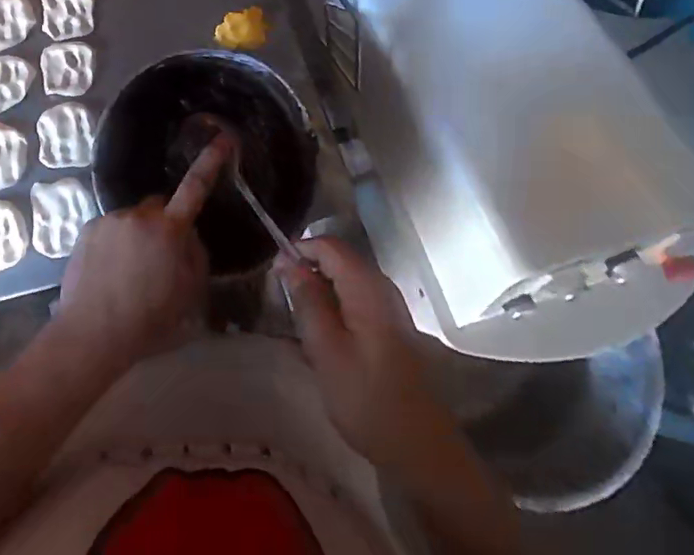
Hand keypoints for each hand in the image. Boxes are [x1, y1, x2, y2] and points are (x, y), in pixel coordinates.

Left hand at [52, 135, 232, 374]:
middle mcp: (139, 215)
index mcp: (169, 230)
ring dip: (136, 235)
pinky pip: (110, 229)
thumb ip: (195, 257)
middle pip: (159, 206)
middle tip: (160, 256)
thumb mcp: (188, 295)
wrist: (92, 334)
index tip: (222, 138)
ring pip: (133, 220)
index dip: (211, 162)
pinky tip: (109, 272)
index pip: (195, 188)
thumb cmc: (148, 321)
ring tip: (129, 273)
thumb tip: (189, 237)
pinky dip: (114, 244)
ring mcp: (110, 220)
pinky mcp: (87, 229)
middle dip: (164, 221)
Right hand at [280, 239, 471, 482]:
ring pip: (346, 281)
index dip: (298, 250)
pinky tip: (321, 338)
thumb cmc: (367, 398)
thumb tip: (289, 263)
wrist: (420, 447)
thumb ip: (308, 301)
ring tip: (296, 320)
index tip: (273, 273)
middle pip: (339, 260)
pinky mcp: (391, 329)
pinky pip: (355, 301)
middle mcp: (382, 288)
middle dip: (307, 270)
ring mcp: (390, 309)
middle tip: (281, 298)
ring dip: (319, 291)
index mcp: (367, 288)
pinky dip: (334, 308)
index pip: (329, 246)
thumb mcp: (325, 350)